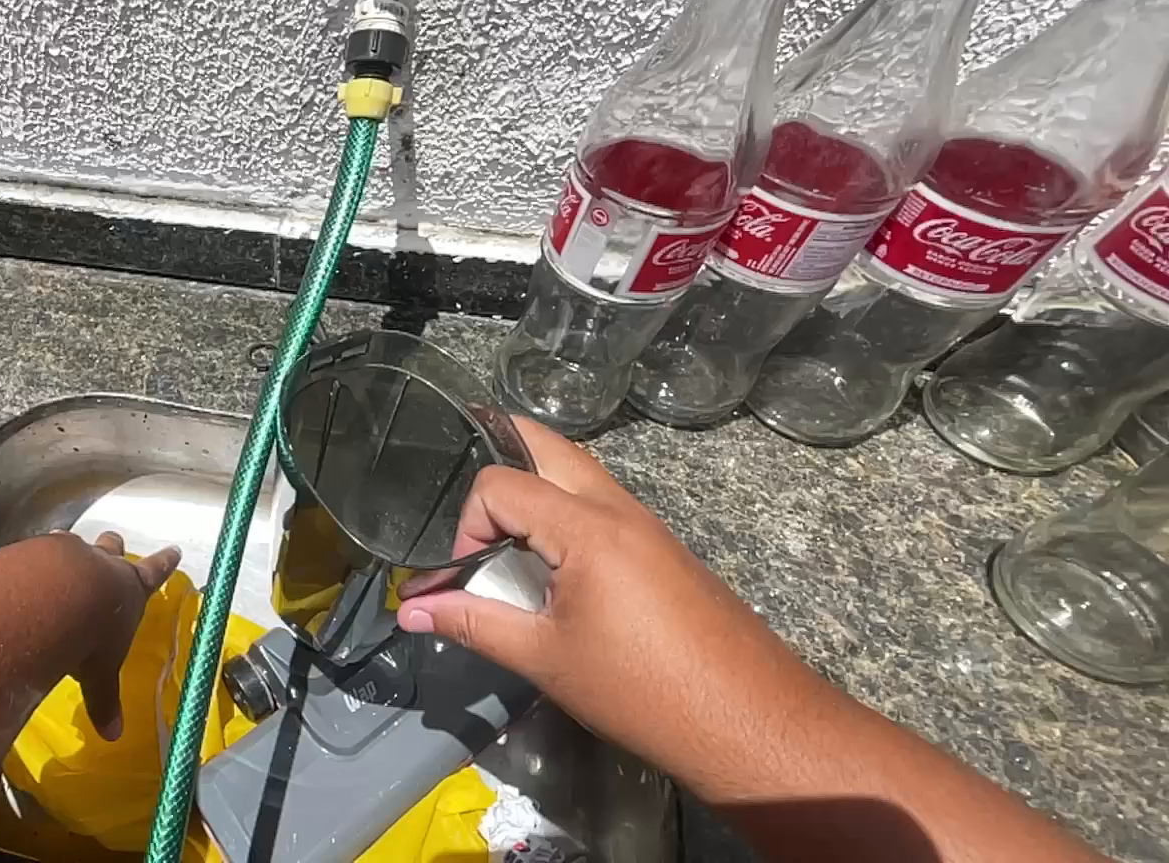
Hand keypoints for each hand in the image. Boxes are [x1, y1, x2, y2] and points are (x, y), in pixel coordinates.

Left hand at [59, 531, 180, 740]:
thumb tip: (113, 735)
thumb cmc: (90, 638)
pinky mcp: (41, 550)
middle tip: (113, 548)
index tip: (174, 550)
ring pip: (79, 544)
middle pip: (114, 547)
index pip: (155, 572)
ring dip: (74, 550)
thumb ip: (104, 699)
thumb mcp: (99, 673)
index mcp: (129, 589)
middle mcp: (104, 565)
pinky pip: (43, 549)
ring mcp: (73, 553)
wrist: (51, 600)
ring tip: (65, 553)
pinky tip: (27, 566)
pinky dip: (39, 557)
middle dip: (114, 548)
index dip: (165, 563)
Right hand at [397, 417, 841, 795]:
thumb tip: (408, 612)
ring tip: (500, 528)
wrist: (761, 729)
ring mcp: (642, 521)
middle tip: (465, 493)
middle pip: (543, 441)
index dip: (468, 525)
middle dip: (495, 449)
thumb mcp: (547, 659)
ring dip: (528, 479)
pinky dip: (557, 502)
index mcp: (587, 527)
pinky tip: (547, 554)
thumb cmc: (647, 693)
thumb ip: (472, 623)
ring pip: (573, 464)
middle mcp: (615, 507)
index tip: (469, 575)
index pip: (500, 484)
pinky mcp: (657, 542)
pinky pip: (594, 495)